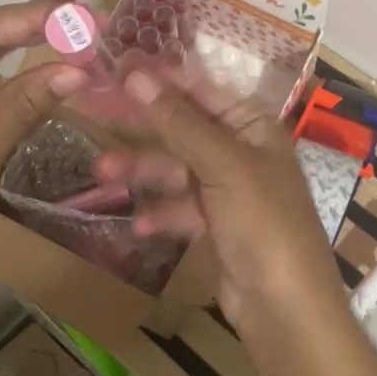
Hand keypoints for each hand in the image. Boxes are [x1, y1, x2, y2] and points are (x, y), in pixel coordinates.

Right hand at [93, 68, 346, 332]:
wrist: (285, 308)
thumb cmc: (263, 224)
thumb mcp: (222, 166)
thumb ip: (178, 121)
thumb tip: (136, 74)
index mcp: (253, 127)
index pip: (200, 89)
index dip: (158, 77)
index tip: (112, 67)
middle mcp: (242, 153)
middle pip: (182, 129)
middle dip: (141, 127)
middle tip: (91, 114)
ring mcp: (229, 192)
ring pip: (176, 170)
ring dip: (142, 172)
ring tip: (100, 174)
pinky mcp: (217, 227)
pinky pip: (180, 209)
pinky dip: (160, 214)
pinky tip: (138, 224)